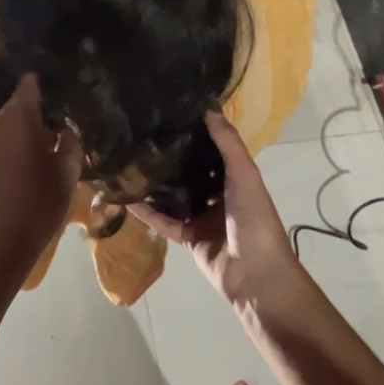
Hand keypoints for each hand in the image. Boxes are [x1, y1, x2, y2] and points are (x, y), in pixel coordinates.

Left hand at [0, 75, 81, 275]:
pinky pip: (1, 138)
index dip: (46, 82)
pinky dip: (16, 140)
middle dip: (40, 107)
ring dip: (28, 126)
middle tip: (64, 117)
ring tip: (52, 139)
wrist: (2, 241)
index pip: (29, 84)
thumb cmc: (40, 203)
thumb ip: (70, 141)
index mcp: (19, 118)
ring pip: (10, 122)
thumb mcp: (67, 172)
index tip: (63, 86)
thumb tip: (67, 127)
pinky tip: (33, 157)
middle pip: (19, 103)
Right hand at [131, 112, 296, 307]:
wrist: (256, 275)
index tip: (174, 114)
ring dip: (157, 184)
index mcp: (237, 180)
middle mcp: (219, 196)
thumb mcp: (245, 176)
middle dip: (173, 158)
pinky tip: (127, 198)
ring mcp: (202, 218)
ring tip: (132, 161)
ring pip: (175, 196)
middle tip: (146, 135)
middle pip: (192, 173)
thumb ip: (228, 144)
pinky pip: (164, 221)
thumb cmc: (255, 220)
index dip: (198, 134)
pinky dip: (147, 212)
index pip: (214, 152)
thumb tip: (209, 108)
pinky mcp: (188, 238)